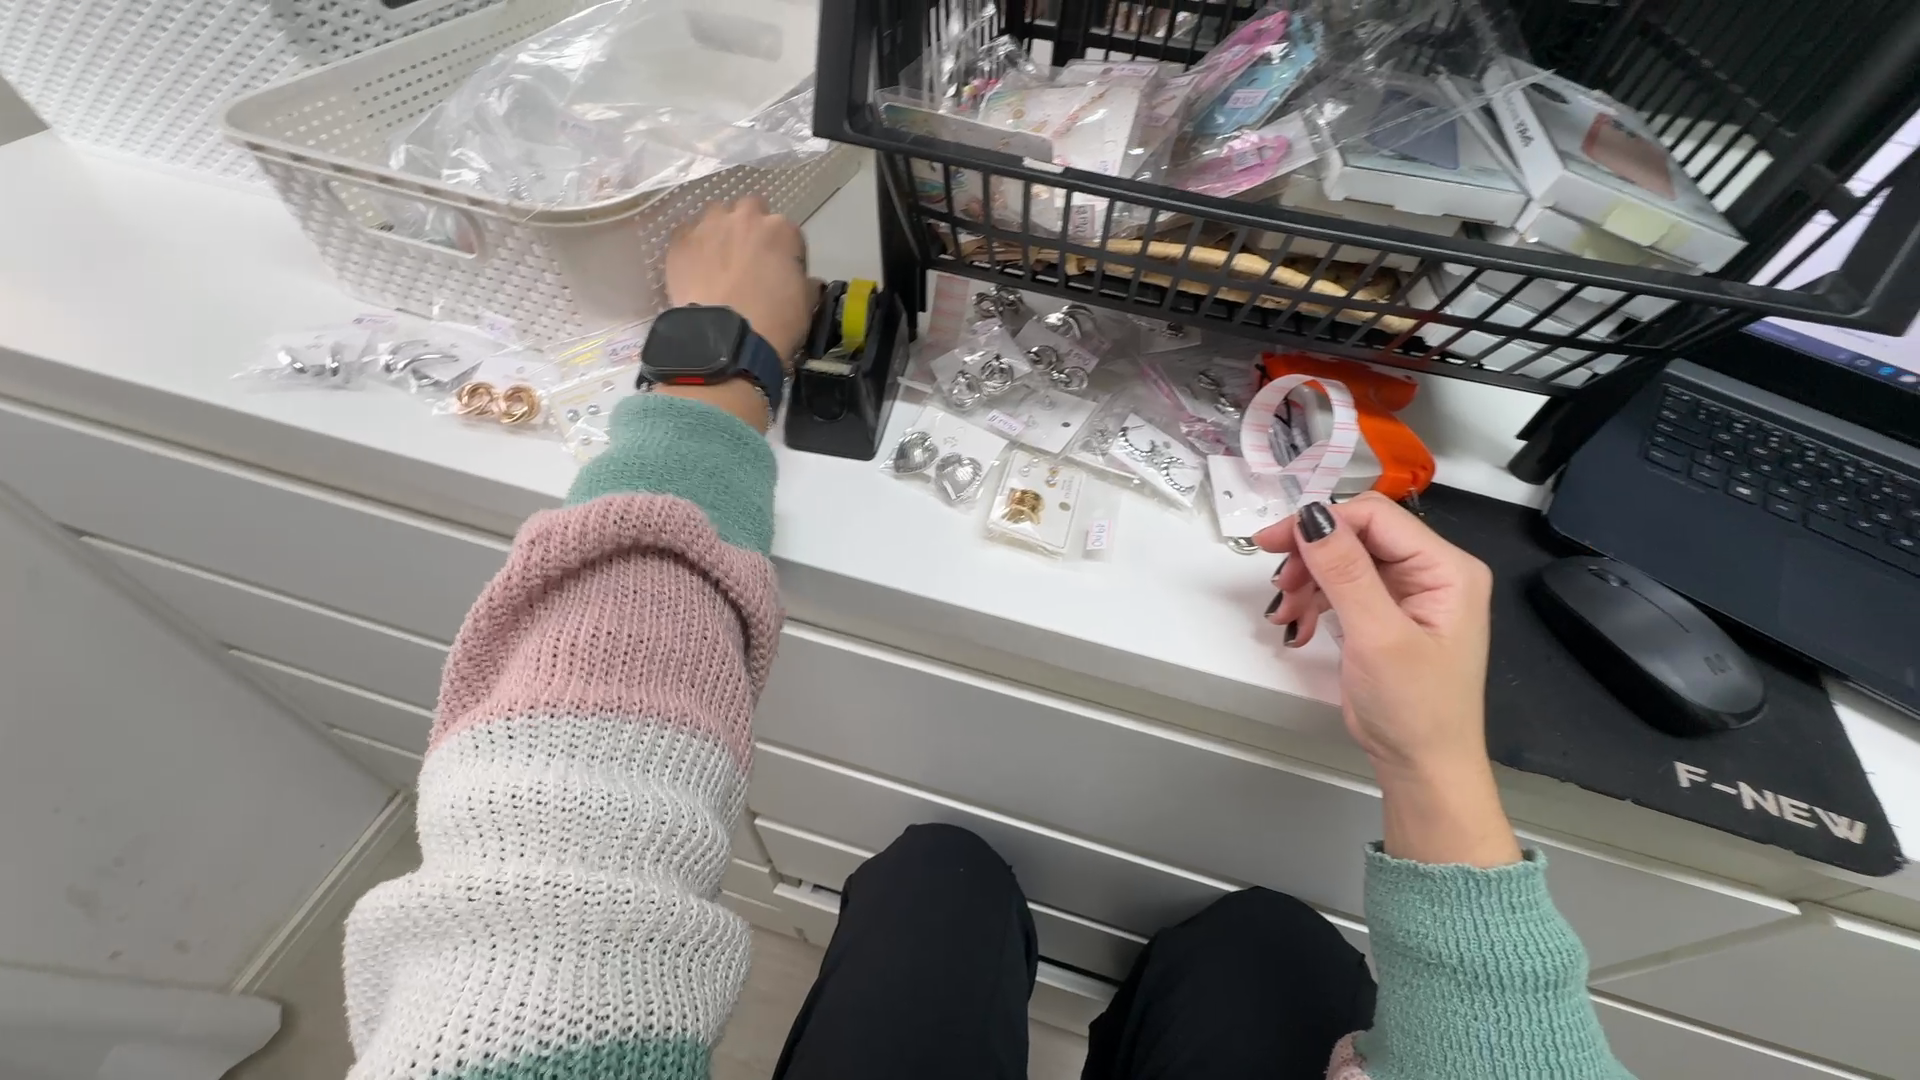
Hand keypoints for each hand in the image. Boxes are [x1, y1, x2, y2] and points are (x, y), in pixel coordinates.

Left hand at [665, 195, 813, 362]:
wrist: (727, 341)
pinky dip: (695, 248)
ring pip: (717, 217)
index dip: (786, 254)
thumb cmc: (776, 322)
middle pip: (750, 212)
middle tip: (750, 262)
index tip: (781, 274)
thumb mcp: (806, 305)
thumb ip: (808, 284)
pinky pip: (689, 235)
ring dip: (721, 233)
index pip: (788, 234)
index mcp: (782, 230)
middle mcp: (745, 217)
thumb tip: (808, 282)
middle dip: (751, 230)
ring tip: (720, 263)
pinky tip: (697, 271)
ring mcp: (709, 226)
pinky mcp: (680, 241)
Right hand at [1255, 494, 1520, 866]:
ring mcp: (1405, 593)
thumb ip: (1345, 572)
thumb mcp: (1377, 636)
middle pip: (1354, 537)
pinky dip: (1311, 602)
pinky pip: (1339, 589)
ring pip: (1340, 561)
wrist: (1421, 766)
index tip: (1271, 544)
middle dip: (1310, 557)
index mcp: (1445, 568)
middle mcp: (1429, 571)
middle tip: (1278, 587)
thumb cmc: (1413, 706)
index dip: (1321, 522)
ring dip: (1305, 582)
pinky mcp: (1383, 614)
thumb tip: (1309, 516)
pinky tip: (1295, 625)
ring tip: (1285, 616)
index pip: (1375, 517)